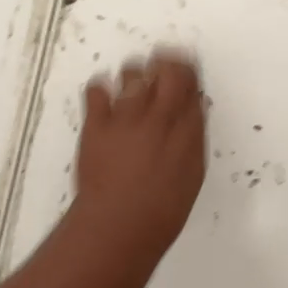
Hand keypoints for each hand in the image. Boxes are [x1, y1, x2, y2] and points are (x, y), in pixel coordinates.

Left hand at [73, 50, 207, 255]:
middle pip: (167, 69)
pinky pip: (97, 89)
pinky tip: (105, 98)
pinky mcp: (96, 123)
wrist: (118, 226)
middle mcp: (159, 117)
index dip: (188, 73)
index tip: (184, 73)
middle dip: (167, 61)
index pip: (192, 84)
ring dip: (136, 73)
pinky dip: (102, 88)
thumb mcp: (189, 177)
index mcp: (188, 131)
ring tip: (134, 84)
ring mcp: (126, 117)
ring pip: (133, 72)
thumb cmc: (159, 213)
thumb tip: (191, 114)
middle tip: (163, 64)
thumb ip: (191, 140)